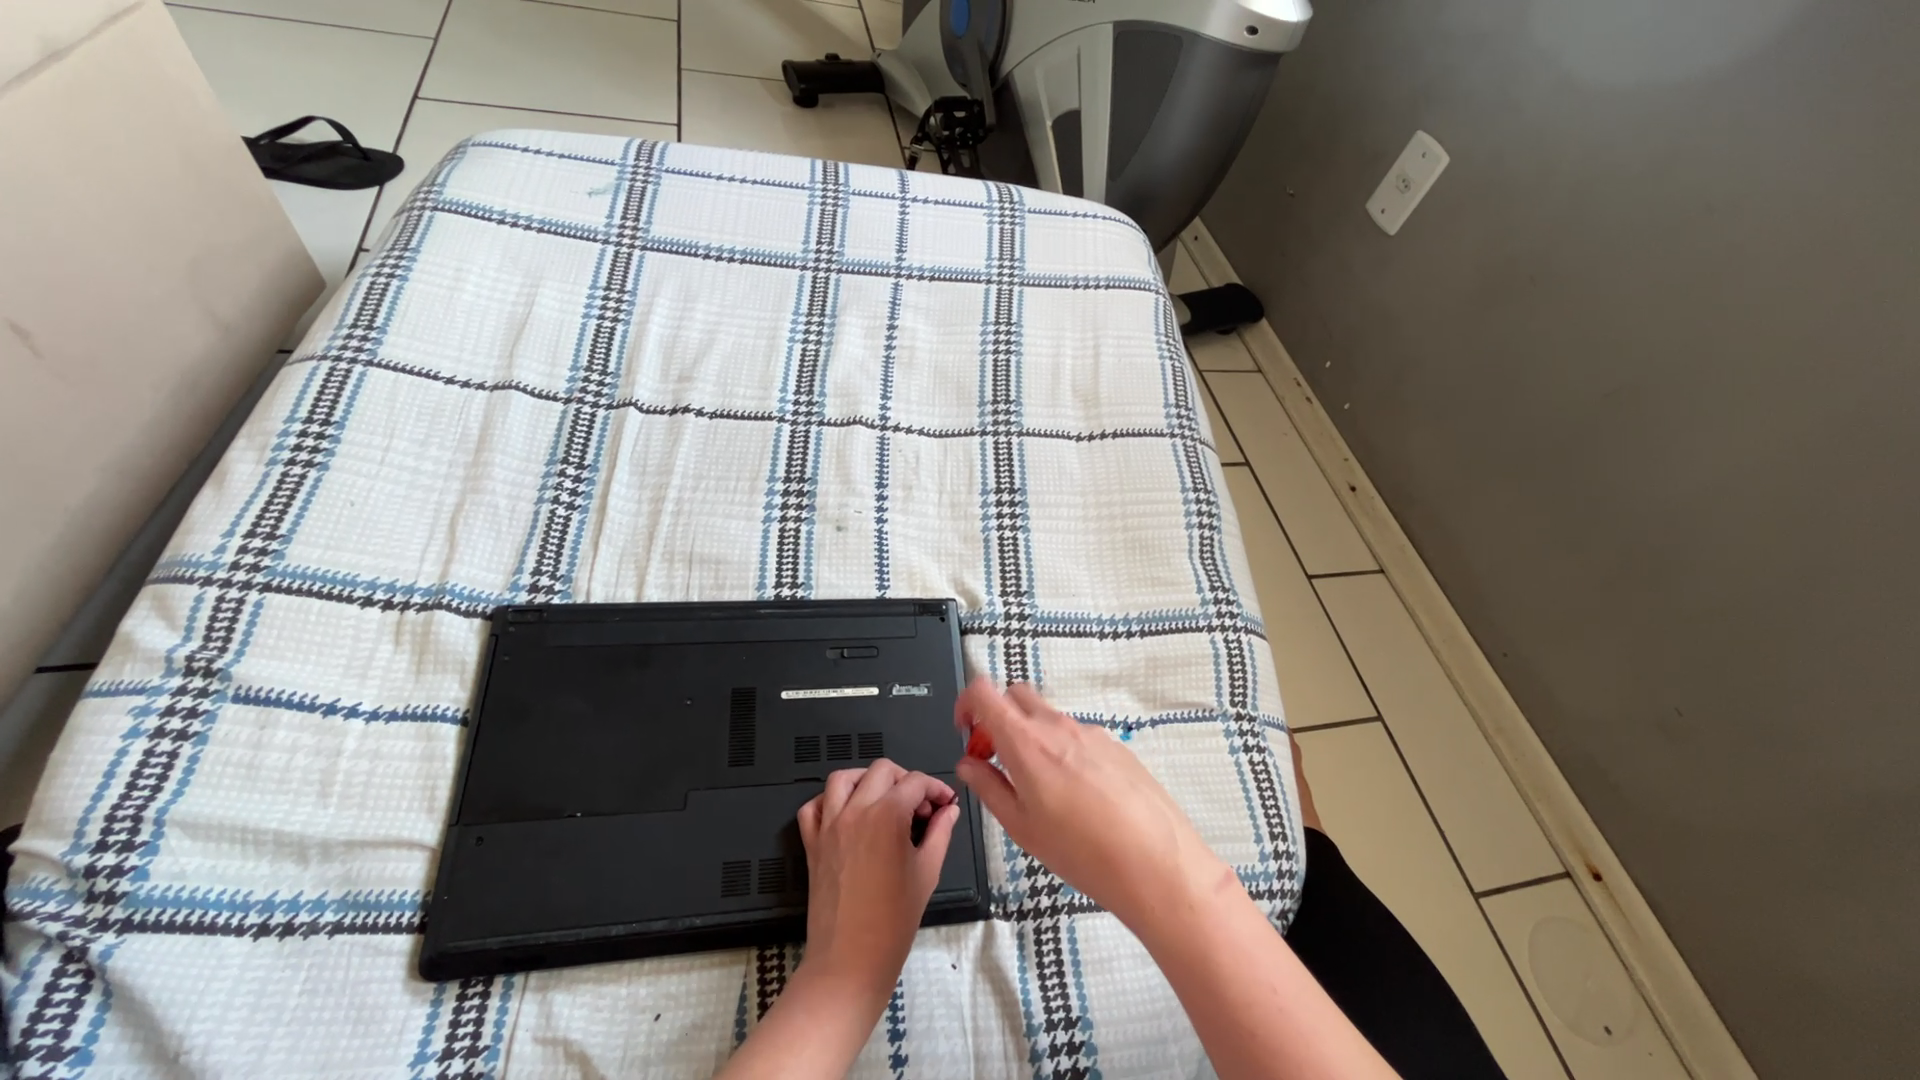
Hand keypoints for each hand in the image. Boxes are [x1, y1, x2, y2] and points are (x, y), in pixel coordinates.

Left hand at [796, 761, 960, 995]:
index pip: (915, 782)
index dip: (936, 789)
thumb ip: (940, 833)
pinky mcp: (812, 842)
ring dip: (866, 781)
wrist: (851, 959)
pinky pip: (813, 807)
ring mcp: (829, 825)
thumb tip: (948, 811)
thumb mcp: (927, 873)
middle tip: (919, 807)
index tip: (945, 805)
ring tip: (883, 801)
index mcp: (888, 816)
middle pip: (881, 771)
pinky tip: (848, 815)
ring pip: (843, 778)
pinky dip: (829, 802)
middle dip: (906, 780)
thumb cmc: (895, 920)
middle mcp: (856, 811)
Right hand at [954, 678, 1234, 932]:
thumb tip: (968, 765)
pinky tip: (1076, 796)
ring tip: (1038, 788)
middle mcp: (1058, 726)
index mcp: (1026, 743)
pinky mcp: (1116, 746)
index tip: (966, 732)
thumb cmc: (1083, 852)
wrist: (1157, 863)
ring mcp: (1091, 733)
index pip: (983, 692)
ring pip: (1048, 718)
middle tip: (996, 759)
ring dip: (1032, 737)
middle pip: (1016, 696)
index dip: (966, 704)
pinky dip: (1063, 751)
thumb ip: (988, 787)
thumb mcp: (1021, 827)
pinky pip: (1078, 736)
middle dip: (998, 718)